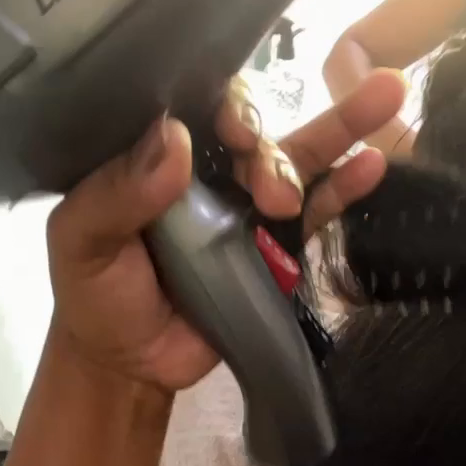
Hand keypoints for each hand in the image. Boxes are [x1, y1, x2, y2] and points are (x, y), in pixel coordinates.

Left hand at [46, 70, 407, 391]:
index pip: (196, 109)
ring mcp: (247, 211)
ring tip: (382, 100)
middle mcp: (207, 174)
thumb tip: (175, 140)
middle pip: (254, 133)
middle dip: (273, 150)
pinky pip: (317, 210)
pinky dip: (346, 186)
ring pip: (296, 160)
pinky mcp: (277, 249)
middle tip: (274, 192)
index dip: (224, 110)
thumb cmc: (98, 297)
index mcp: (155, 159)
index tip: (235, 137)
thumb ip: (117, 194)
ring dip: (338, 129)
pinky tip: (374, 164)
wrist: (134, 365)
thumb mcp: (83, 242)